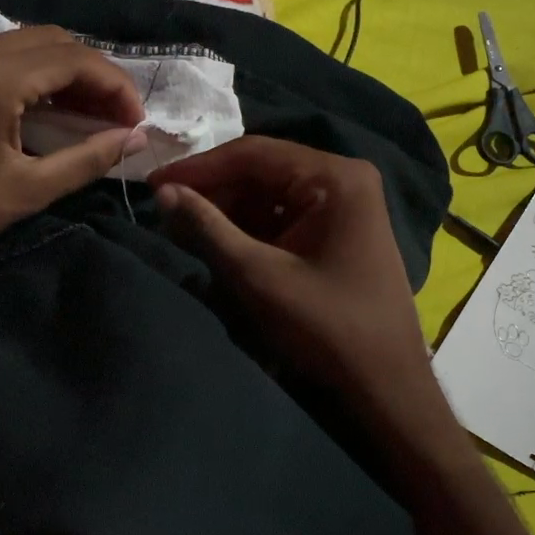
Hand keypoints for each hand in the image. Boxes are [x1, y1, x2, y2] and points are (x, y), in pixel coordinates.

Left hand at [0, 26, 147, 281]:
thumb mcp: (29, 190)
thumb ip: (88, 158)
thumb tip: (136, 138)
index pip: (75, 60)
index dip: (115, 86)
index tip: (136, 121)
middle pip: (53, 41)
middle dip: (93, 73)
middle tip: (116, 115)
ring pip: (26, 44)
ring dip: (63, 70)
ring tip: (89, 112)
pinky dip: (31, 73)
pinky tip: (47, 106)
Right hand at [149, 137, 433, 409]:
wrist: (383, 382)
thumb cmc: (325, 325)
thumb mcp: (257, 274)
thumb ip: (207, 227)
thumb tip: (162, 192)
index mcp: (334, 177)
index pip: (252, 153)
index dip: (197, 168)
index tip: (151, 183)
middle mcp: (342, 179)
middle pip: (260, 170)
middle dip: (211, 190)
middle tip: (164, 210)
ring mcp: (342, 205)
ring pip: (266, 194)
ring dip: (225, 210)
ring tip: (182, 229)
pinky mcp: (334, 231)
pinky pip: (280, 215)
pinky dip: (246, 227)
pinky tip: (216, 243)